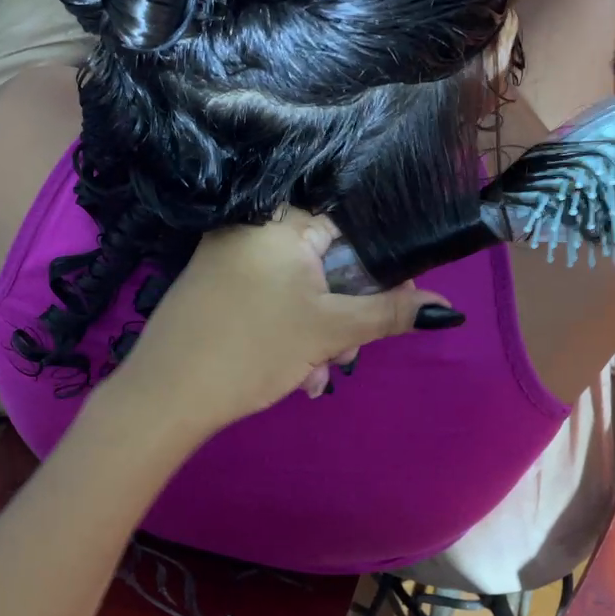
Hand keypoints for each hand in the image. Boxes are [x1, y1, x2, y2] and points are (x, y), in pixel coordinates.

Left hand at [107, 209, 448, 434]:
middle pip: (323, 265)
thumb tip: (448, 309)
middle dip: (341, 318)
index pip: (350, 233)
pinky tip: (290, 372)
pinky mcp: (209, 286)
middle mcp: (251, 228)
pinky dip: (284, 332)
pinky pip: (264, 299)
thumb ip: (390, 313)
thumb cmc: (254, 349)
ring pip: (295, 290)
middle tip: (342, 359)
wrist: (165, 394)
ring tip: (312, 377)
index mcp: (281, 221)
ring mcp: (224, 256)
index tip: (389, 314)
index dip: (376, 276)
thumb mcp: (330, 330)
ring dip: (315, 335)